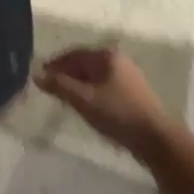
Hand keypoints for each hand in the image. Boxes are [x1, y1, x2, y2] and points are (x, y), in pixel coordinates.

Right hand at [33, 47, 174, 157]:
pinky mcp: (134, 93)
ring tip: (65, 100)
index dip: (54, 65)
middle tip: (50, 90)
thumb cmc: (117, 113)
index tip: (39, 78)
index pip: (72, 54)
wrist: (156, 139)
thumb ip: (58, 85)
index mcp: (107, 56)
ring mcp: (129, 76)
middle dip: (66, 75)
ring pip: (95, 76)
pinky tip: (86, 106)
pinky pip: (105, 86)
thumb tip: (37, 74)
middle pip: (84, 64)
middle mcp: (119, 60)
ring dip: (78, 85)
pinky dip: (91, 93)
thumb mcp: (83, 99)